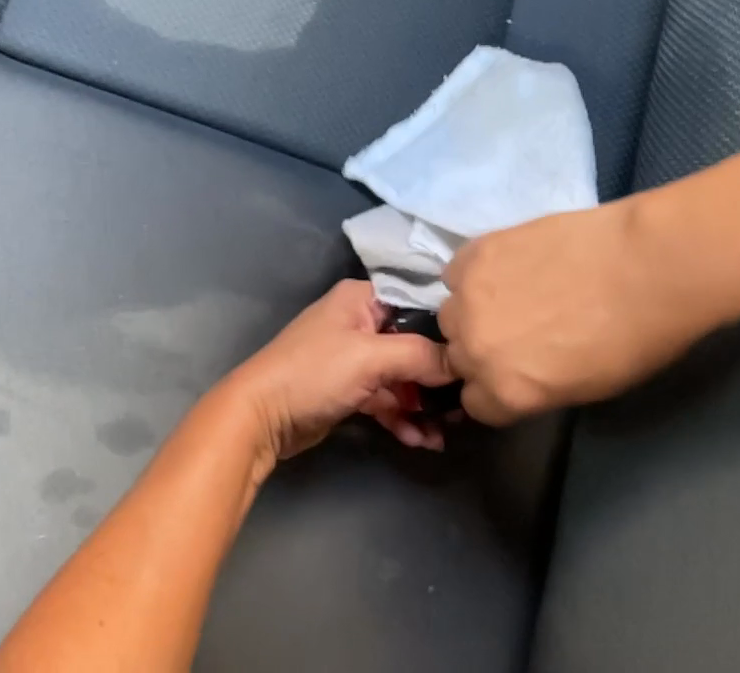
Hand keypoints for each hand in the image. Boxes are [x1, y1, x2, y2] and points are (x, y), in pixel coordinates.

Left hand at [220, 280, 455, 462]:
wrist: (261, 417)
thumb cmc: (314, 372)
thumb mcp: (371, 358)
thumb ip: (420, 355)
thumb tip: (462, 362)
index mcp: (362, 298)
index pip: (417, 302)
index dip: (448, 326)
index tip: (478, 350)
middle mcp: (359, 321)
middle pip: (413, 343)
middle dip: (437, 375)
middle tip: (466, 403)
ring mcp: (353, 357)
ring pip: (401, 376)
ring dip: (423, 404)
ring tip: (447, 431)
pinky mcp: (348, 389)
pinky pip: (386, 399)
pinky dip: (403, 417)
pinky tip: (422, 440)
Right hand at [440, 203, 725, 425]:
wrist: (647, 267)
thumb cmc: (634, 339)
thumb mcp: (583, 389)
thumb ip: (532, 387)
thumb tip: (516, 373)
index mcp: (504, 392)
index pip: (474, 402)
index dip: (495, 388)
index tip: (514, 372)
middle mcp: (474, 349)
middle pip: (456, 355)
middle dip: (480, 349)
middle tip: (516, 330)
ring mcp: (468, 296)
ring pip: (451, 312)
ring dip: (472, 309)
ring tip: (511, 294)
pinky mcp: (474, 252)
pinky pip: (456, 271)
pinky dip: (474, 272)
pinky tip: (508, 265)